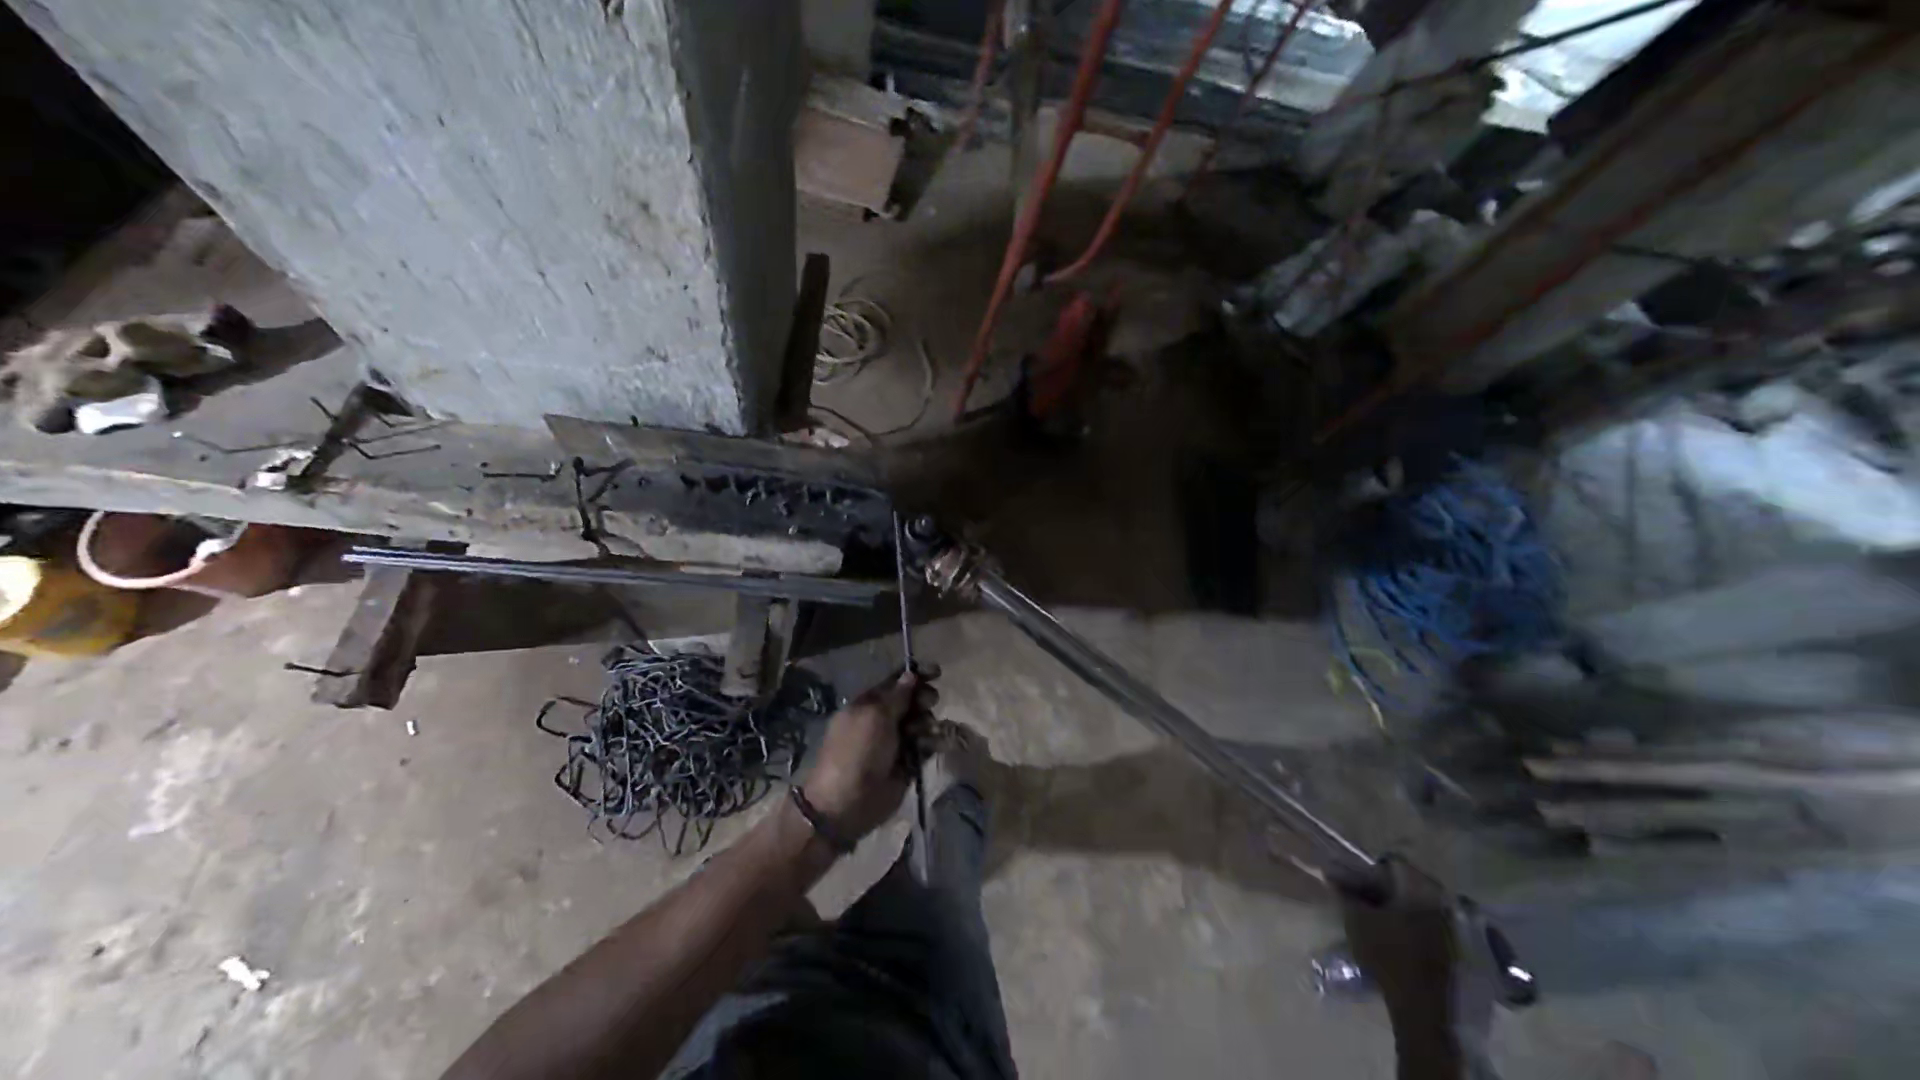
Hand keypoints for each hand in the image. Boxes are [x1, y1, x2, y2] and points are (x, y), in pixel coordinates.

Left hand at [803, 666, 939, 840]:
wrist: (846, 803)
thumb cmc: (856, 752)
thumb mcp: (875, 717)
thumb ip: (896, 696)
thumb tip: (910, 674)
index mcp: (869, 704)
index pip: (896, 682)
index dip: (916, 675)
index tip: (937, 671)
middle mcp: (883, 720)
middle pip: (912, 701)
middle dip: (924, 699)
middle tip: (929, 703)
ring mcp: (896, 742)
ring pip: (922, 723)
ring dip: (928, 723)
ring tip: (924, 733)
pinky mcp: (909, 763)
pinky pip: (927, 746)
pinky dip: (932, 743)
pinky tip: (932, 746)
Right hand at [1339, 859, 1492, 1074]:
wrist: (1439, 1025)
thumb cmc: (1393, 965)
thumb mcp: (1359, 926)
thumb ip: (1347, 894)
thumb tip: (1334, 873)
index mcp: (1424, 887)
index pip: (1395, 863)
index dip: (1375, 874)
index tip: (1364, 893)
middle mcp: (1455, 900)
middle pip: (1422, 884)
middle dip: (1402, 894)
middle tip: (1385, 914)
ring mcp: (1479, 929)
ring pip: (1443, 908)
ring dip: (1425, 915)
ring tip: (1409, 936)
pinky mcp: (1491, 956)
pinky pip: (1462, 932)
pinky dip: (1445, 935)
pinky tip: (1431, 955)